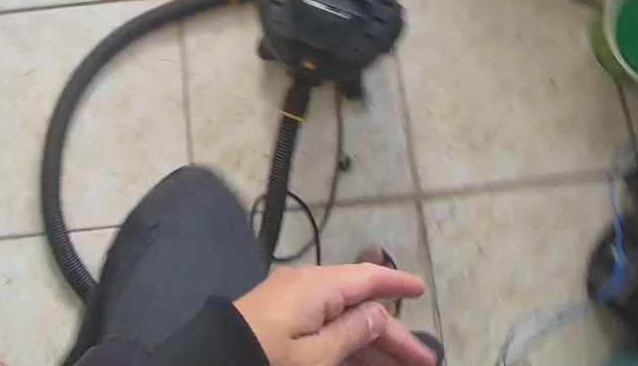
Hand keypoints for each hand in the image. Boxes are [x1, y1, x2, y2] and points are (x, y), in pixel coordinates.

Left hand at [233, 263, 437, 365]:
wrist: (212, 357)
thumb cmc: (267, 358)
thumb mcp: (314, 357)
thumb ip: (349, 333)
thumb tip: (379, 312)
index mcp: (318, 287)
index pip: (367, 280)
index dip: (396, 285)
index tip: (422, 290)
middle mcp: (309, 285)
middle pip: (360, 304)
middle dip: (393, 332)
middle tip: (425, 360)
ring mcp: (294, 299)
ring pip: (344, 316)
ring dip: (373, 340)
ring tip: (403, 364)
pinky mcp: (283, 313)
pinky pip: (326, 322)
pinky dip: (348, 339)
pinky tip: (364, 358)